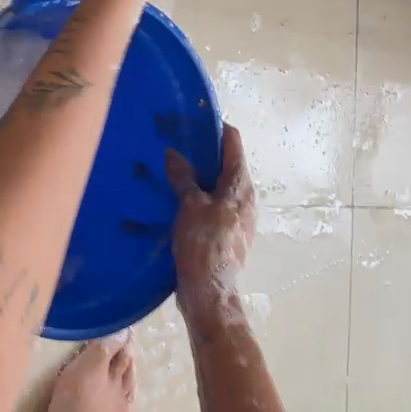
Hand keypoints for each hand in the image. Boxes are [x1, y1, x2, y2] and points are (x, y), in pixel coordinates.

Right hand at [165, 124, 255, 322]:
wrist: (209, 294)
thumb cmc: (204, 246)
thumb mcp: (190, 207)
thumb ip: (183, 178)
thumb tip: (173, 153)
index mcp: (240, 185)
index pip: (233, 142)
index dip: (215, 126)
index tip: (190, 117)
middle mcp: (244, 197)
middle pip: (224, 162)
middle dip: (200, 150)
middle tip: (172, 139)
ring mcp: (235, 215)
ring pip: (215, 183)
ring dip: (195, 173)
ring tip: (166, 166)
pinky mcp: (224, 231)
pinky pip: (209, 202)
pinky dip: (194, 193)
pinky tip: (171, 196)